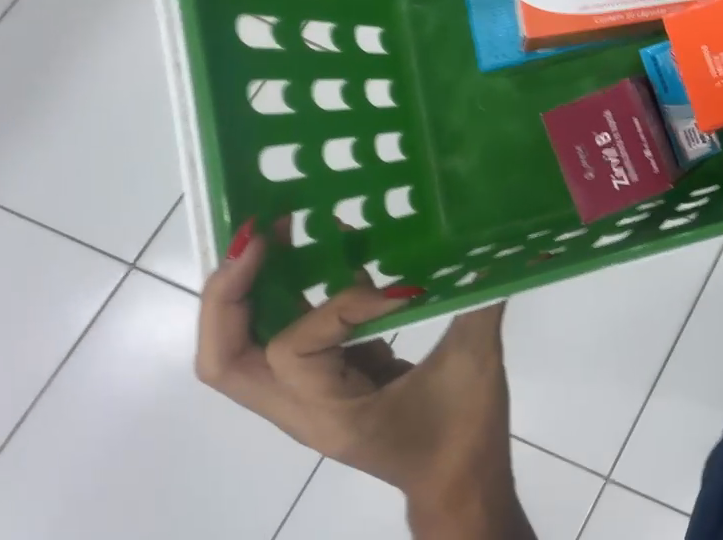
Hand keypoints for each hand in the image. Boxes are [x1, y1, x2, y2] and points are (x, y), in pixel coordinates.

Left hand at [197, 220, 530, 538]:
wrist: (461, 486)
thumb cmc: (463, 435)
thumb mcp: (474, 367)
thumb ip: (476, 306)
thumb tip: (497, 255)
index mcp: (326, 413)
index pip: (296, 350)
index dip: (343, 306)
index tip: (405, 289)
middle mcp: (301, 408)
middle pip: (225, 360)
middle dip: (230, 295)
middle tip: (258, 236)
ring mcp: (312, 397)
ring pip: (249, 350)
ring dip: (255, 293)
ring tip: (278, 235)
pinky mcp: (335, 384)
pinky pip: (298, 339)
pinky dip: (302, 298)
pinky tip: (334, 258)